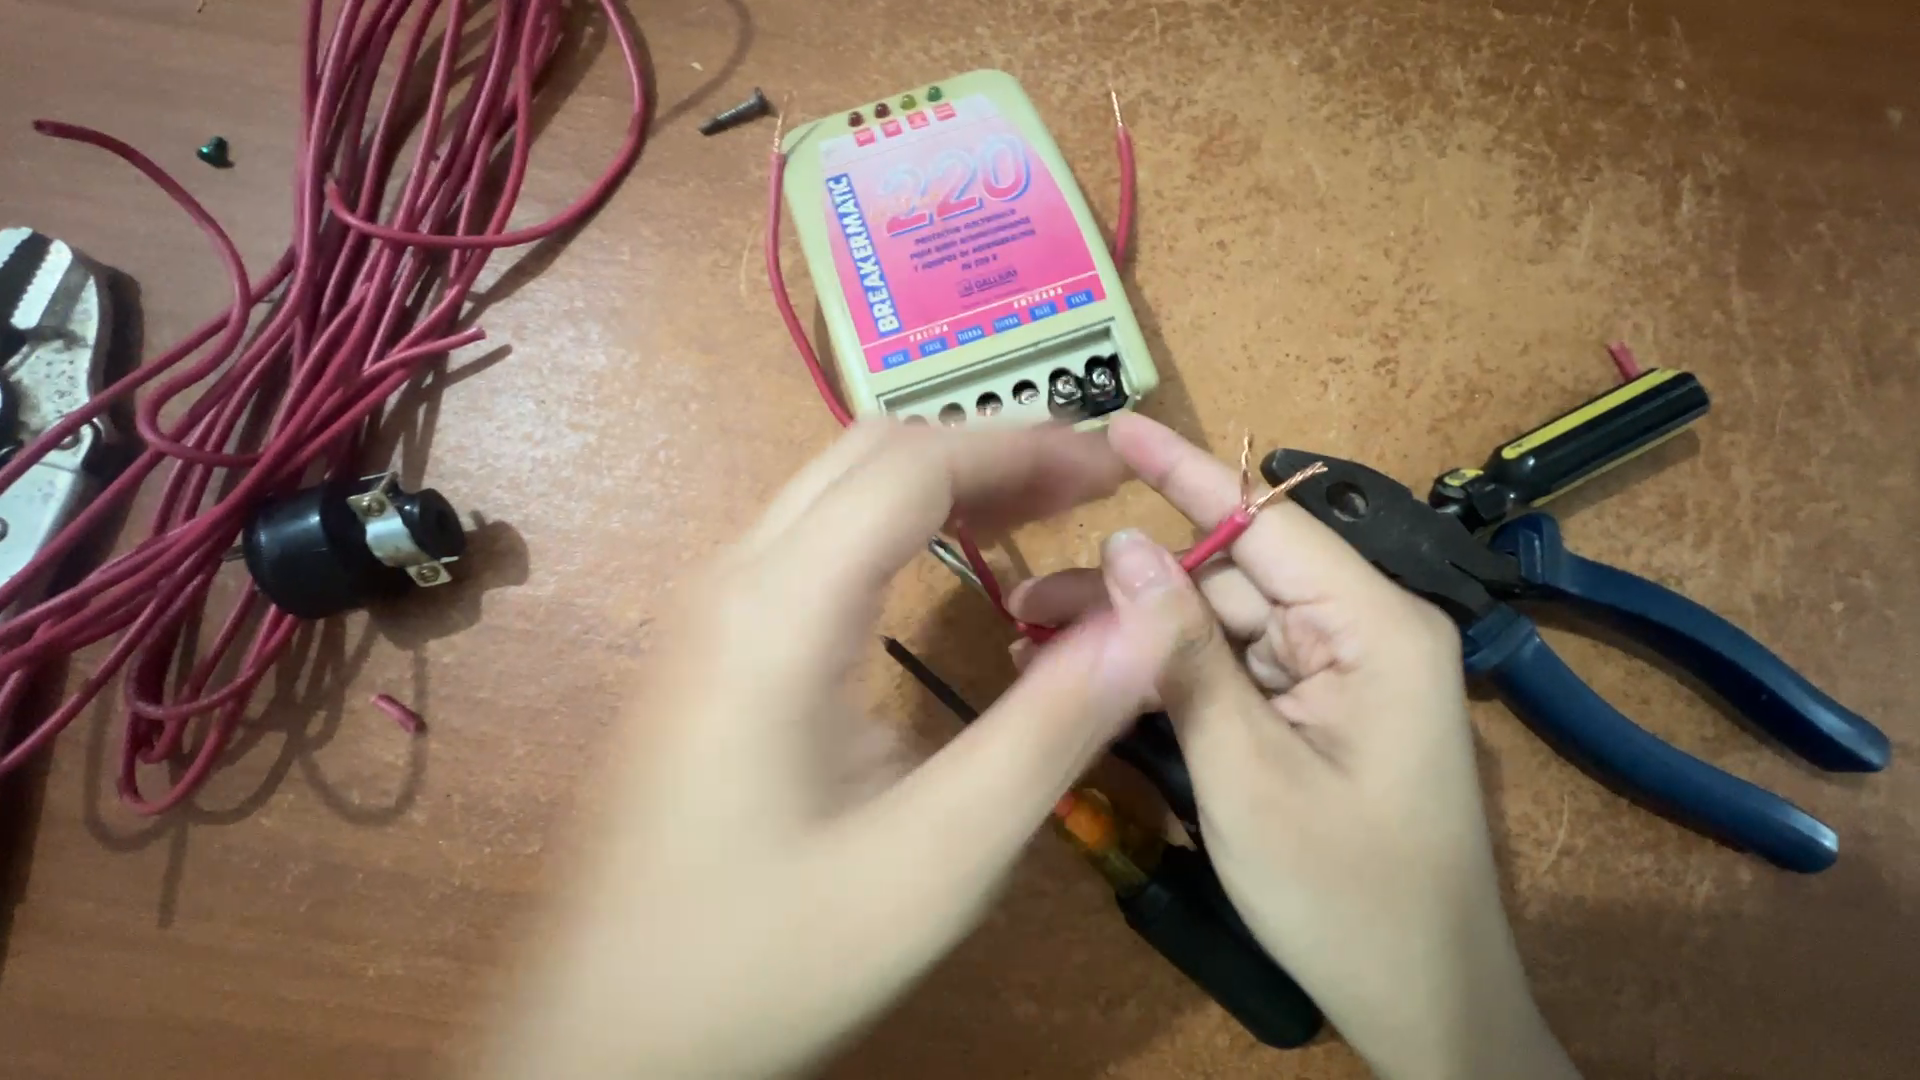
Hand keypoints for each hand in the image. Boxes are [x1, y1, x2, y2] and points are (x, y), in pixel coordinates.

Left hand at [481, 421, 1199, 1078]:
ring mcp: (713, 604)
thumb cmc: (769, 953)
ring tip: (1036, 512)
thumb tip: (1147, 621)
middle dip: (988, 450)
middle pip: (872, 454)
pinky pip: (814, 536)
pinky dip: (899, 521)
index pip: (914, 465)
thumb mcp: (935, 858)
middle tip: (1084, 488)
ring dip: (943, 479)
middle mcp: (734, 577)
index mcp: (780, 610)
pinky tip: (947, 563)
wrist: (610, 1030)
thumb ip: (1049, 729)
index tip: (1111, 469)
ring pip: (838, 487)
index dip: (1024, 448)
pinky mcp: (713, 639)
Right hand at [1010, 414, 1576, 1079]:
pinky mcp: (1301, 714)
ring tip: (1036, 644)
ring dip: (1129, 634)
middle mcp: (1351, 634)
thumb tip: (1124, 549)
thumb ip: (1185, 655)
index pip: (1263, 520)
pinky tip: (1092, 680)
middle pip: (1222, 579)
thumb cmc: (1346, 897)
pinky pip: (1219, 672)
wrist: (1421, 1014)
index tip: (1116, 428)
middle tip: (1027, 601)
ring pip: (1209, 626)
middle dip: (1125, 586)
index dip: (1183, 471)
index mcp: (1371, 628)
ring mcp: (1326, 677)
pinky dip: (1156, 675)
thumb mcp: (1249, 773)